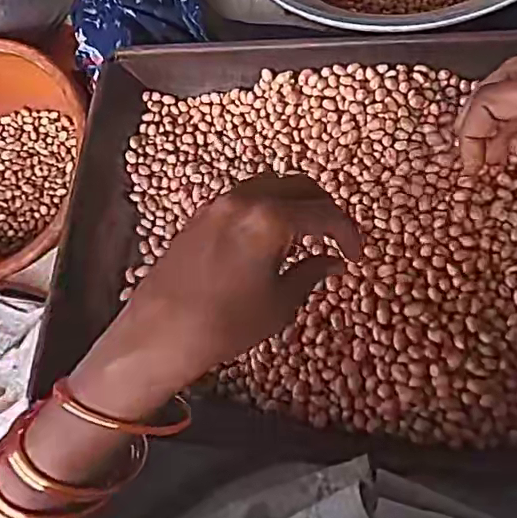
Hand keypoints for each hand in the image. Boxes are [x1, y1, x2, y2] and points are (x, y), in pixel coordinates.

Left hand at [72, 172, 362, 416]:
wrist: (160, 331)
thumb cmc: (225, 323)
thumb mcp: (279, 304)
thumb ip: (310, 274)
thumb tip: (331, 262)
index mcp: (271, 218)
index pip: (325, 213)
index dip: (348, 233)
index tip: (356, 255)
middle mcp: (244, 199)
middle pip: (300, 187)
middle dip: (324, 210)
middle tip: (335, 240)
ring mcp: (218, 203)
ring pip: (271, 186)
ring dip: (295, 204)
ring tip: (304, 237)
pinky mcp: (200, 214)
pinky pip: (245, 198)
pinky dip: (267, 208)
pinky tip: (269, 239)